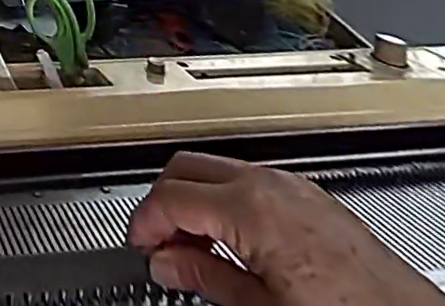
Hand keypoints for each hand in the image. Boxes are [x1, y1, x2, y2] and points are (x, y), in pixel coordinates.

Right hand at [128, 152, 444, 305]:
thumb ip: (205, 278)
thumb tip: (167, 263)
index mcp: (250, 207)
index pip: (172, 196)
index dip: (145, 221)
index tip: (139, 246)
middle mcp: (266, 181)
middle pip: (186, 166)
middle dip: (162, 200)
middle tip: (156, 244)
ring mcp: (288, 183)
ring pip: (215, 168)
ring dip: (192, 198)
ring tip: (191, 249)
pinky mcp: (305, 192)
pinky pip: (247, 179)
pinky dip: (223, 199)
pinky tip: (228, 241)